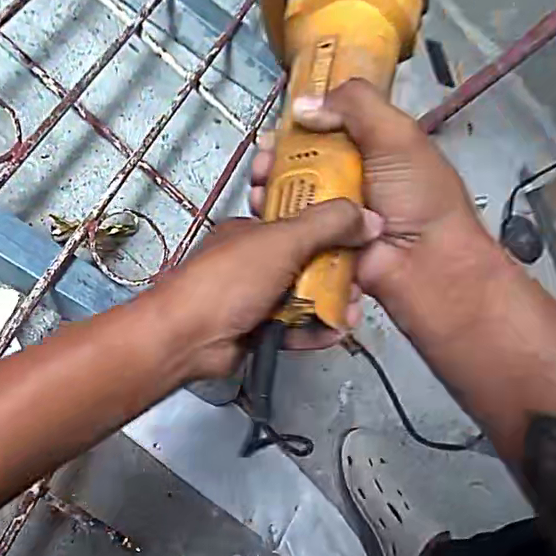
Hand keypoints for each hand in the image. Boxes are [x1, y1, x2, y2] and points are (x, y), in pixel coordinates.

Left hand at [143, 199, 383, 380]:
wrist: (188, 337)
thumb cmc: (223, 282)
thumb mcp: (281, 240)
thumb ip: (328, 225)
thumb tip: (368, 218)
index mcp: (253, 233)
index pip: (302, 223)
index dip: (333, 229)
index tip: (362, 238)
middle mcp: (254, 264)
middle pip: (308, 264)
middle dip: (337, 274)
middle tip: (358, 283)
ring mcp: (254, 299)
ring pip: (303, 299)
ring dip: (329, 305)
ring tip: (350, 311)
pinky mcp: (256, 331)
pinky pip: (293, 329)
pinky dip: (313, 331)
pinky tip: (332, 332)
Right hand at [249, 80, 505, 319]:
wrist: (423, 261)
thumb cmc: (421, 198)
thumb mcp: (396, 134)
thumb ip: (356, 105)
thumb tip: (305, 104)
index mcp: (365, 151)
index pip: (322, 131)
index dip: (296, 127)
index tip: (278, 128)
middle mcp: (343, 181)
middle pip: (294, 164)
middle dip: (272, 159)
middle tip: (263, 160)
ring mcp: (327, 215)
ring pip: (285, 196)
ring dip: (267, 188)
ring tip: (261, 186)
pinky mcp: (315, 244)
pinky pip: (287, 230)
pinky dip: (272, 220)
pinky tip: (265, 212)